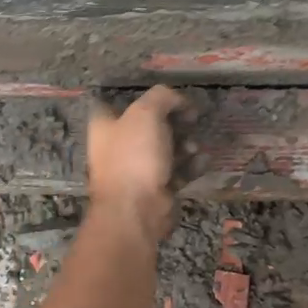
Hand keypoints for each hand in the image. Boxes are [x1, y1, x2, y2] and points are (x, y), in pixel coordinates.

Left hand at [86, 86, 186, 241]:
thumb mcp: (146, 113)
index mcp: (105, 124)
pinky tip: (202, 162)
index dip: (147, 97)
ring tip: (194, 147)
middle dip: (175, 122)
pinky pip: (177, 170)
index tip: (170, 98)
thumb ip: (162, 97)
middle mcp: (118, 145)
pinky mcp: (155, 188)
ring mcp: (136, 168)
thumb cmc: (135, 156)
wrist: (136, 210)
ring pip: (166, 148)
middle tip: (191, 120)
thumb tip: (179, 100)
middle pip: (151, 124)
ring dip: (186, 144)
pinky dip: (190, 165)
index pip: (122, 101)